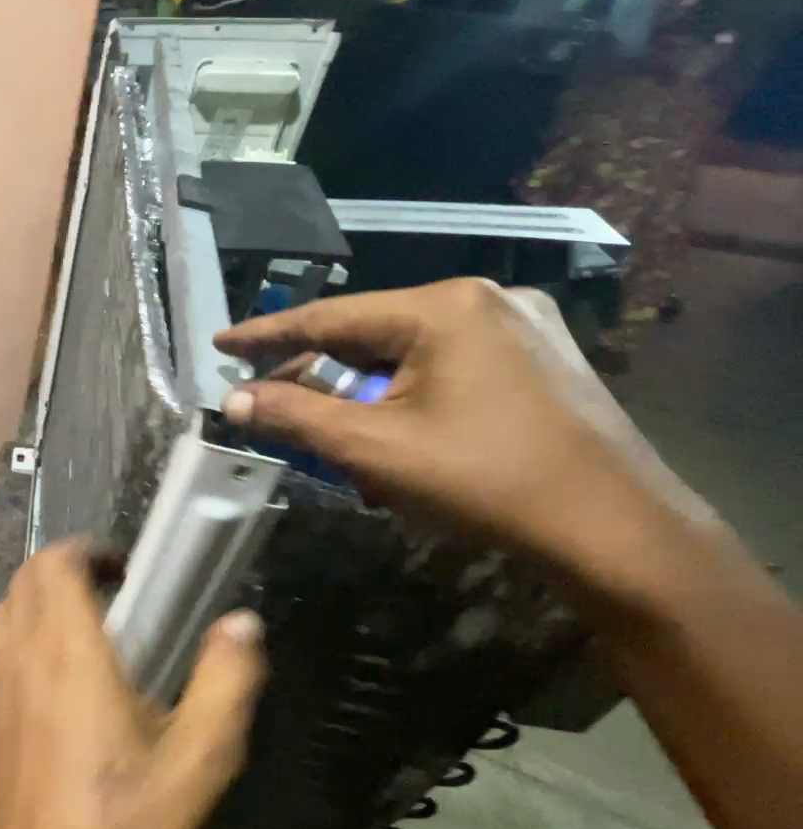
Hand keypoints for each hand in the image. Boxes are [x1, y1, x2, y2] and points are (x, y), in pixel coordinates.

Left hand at [0, 541, 264, 828]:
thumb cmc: (123, 828)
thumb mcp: (199, 762)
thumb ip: (226, 682)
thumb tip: (241, 624)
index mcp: (66, 653)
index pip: (55, 564)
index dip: (89, 549)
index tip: (132, 569)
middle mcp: (21, 657)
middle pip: (26, 578)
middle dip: (70, 569)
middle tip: (125, 595)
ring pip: (7, 610)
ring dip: (45, 599)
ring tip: (100, 632)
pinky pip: (2, 647)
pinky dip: (29, 633)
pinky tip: (71, 679)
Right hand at [215, 278, 711, 588]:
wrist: (608, 526)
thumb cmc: (481, 479)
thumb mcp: (369, 447)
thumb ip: (294, 415)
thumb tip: (233, 398)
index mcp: (444, 308)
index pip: (330, 316)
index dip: (267, 334)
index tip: (220, 343)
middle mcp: (485, 301)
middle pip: (368, 333)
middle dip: (312, 370)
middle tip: (261, 400)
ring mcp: (519, 329)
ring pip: (405, 352)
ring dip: (354, 389)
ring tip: (318, 426)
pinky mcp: (535, 361)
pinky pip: (442, 366)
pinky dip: (397, 393)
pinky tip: (380, 428)